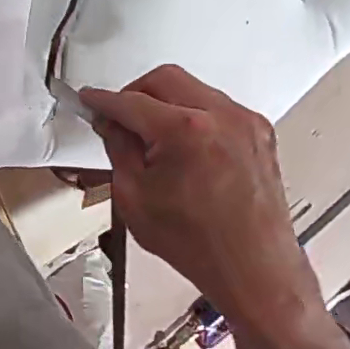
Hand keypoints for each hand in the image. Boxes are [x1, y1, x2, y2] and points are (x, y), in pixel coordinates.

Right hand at [79, 65, 312, 317]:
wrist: (253, 269)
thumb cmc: (201, 245)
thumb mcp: (134, 197)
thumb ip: (118, 149)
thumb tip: (112, 124)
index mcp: (185, 132)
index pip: (130, 101)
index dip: (102, 100)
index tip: (91, 100)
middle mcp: (221, 117)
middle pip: (164, 79)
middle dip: (135, 93)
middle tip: (118, 117)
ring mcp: (245, 122)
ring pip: (192, 88)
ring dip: (165, 102)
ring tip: (151, 137)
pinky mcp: (258, 132)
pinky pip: (216, 106)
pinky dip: (193, 114)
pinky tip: (181, 143)